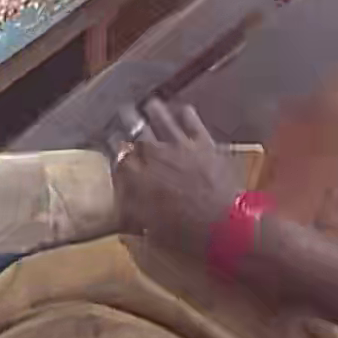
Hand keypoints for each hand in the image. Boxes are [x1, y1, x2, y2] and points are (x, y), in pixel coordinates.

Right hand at [112, 99, 245, 255]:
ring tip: (149, 104)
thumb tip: (121, 197)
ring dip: (152, 110)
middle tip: (124, 112)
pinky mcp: (202, 140)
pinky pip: (189, 118)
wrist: (227, 225)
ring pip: (159, 116)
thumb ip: (132, 208)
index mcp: (137, 176)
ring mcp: (178, 144)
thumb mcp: (150, 227)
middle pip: (134, 129)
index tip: (111, 140)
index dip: (112, 145)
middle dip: (127, 120)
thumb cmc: (186, 233)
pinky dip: (183, 113)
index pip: (117, 153)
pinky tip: (181, 111)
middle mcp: (153, 154)